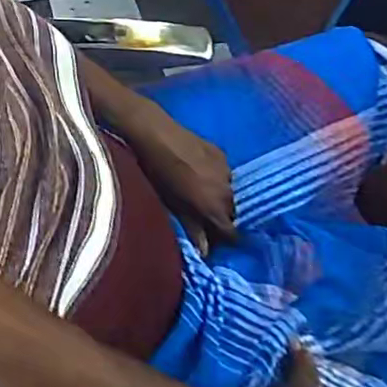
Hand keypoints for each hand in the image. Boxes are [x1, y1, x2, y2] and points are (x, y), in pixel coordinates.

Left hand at [123, 100, 235, 242]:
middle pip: (230, 214)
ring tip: (194, 189)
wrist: (154, 133)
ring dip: (216, 196)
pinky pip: (223, 174)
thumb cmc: (156, 171)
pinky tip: (195, 170)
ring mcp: (228, 171)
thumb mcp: (171, 203)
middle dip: (217, 217)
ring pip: (228, 193)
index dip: (222, 239)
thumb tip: (206, 252)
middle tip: (197, 213)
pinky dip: (214, 177)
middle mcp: (228, 192)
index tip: (210, 239)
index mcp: (216, 207)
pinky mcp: (222, 154)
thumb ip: (192, 227)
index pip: (232, 234)